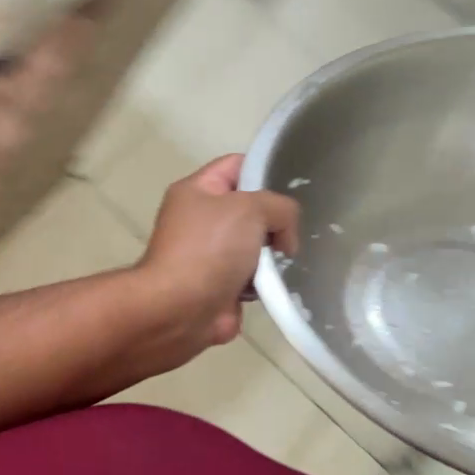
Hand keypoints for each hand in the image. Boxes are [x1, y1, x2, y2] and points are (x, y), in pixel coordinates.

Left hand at [133, 154, 299, 352]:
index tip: (294, 187)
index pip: (236, 165)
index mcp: (196, 190)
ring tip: (280, 263)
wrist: (180, 309)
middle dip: (274, 220)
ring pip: (255, 245)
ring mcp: (208, 254)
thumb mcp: (250, 208)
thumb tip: (281, 237)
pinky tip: (270, 287)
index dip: (265, 169)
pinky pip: (253, 277)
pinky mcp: (218, 285)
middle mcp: (198, 219)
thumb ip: (279, 206)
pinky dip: (264, 282)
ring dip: (271, 256)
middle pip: (251, 208)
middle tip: (287, 235)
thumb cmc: (209, 248)